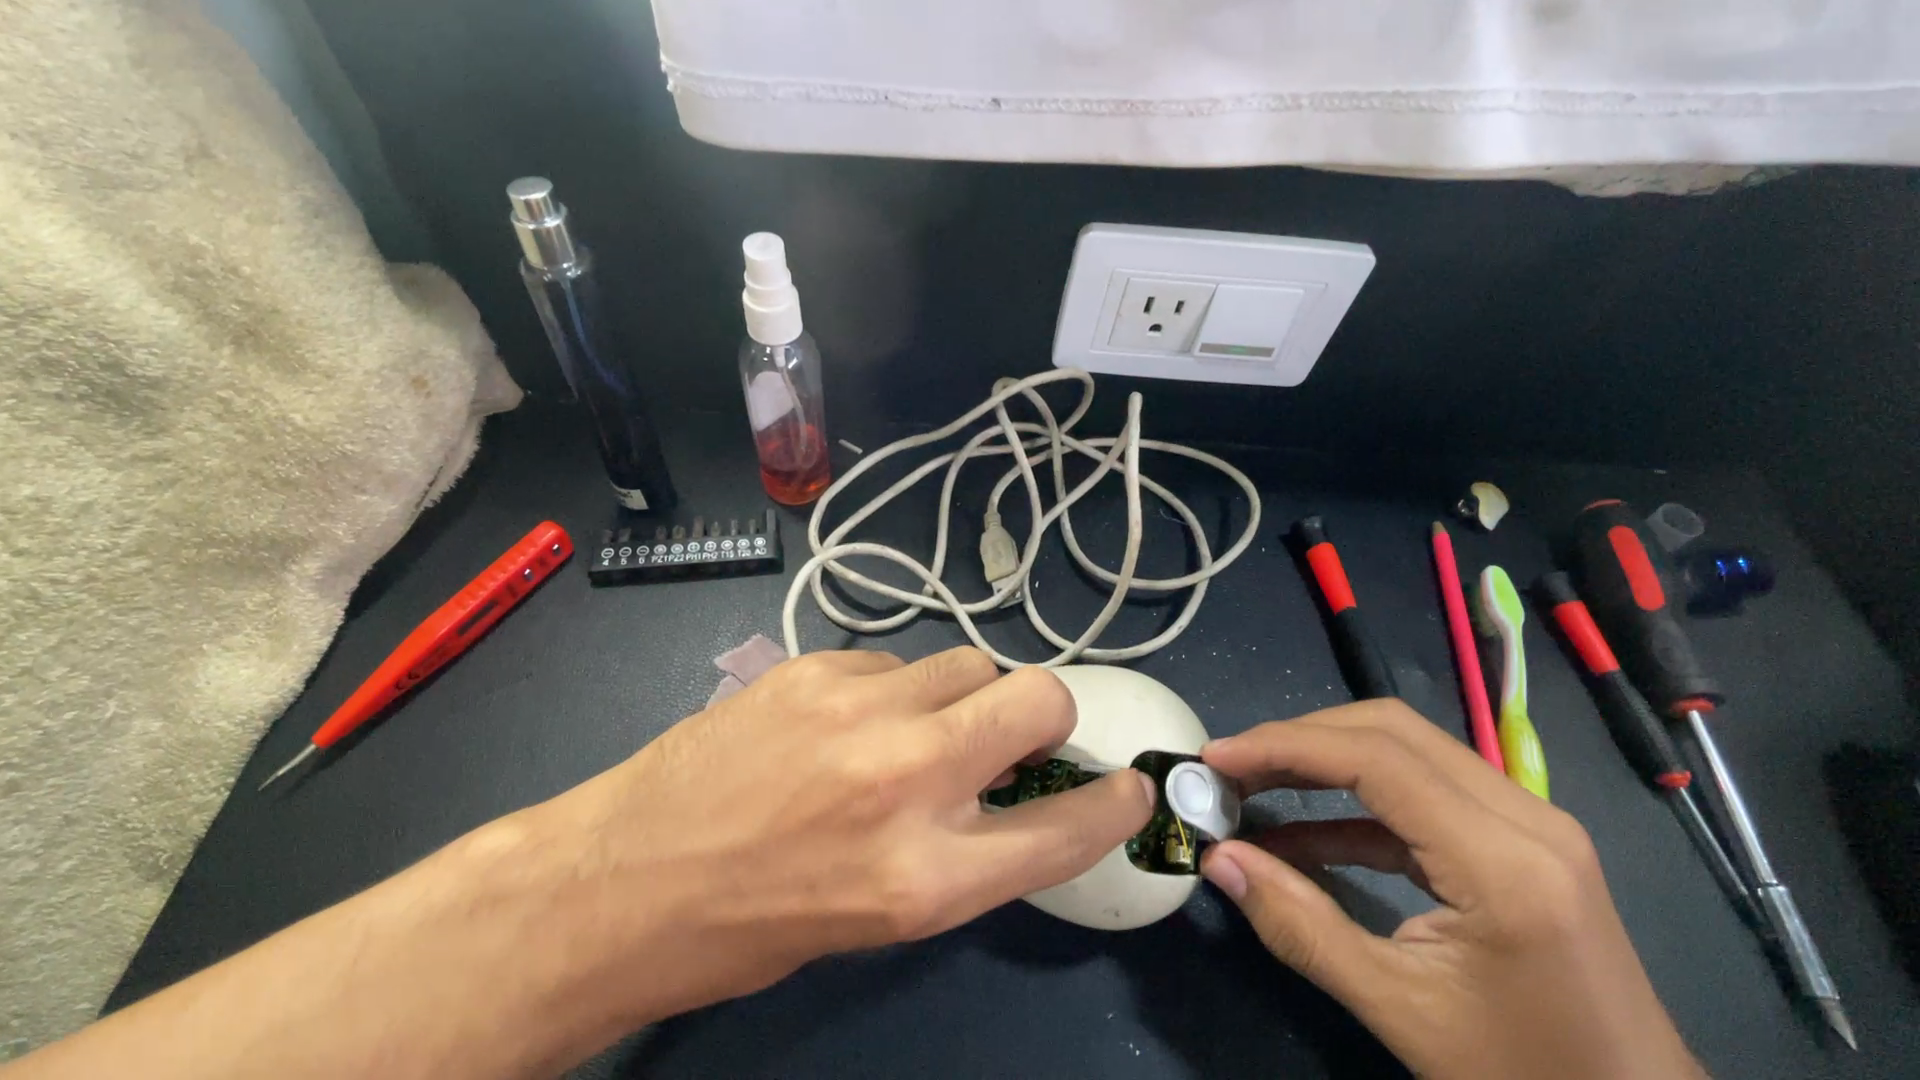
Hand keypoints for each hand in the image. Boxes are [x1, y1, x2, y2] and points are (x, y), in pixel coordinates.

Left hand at [531, 647, 1154, 1024]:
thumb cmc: (749, 926)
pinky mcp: (814, 668)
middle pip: (1038, 698)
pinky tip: (850, 718)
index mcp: (927, 875)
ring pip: (968, 663)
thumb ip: (953, 853)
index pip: (1065, 829)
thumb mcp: (875, 919)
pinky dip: (895, 687)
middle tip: (1017, 738)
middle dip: (1048, 715)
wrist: (619, 878)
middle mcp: (908, 778)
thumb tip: (998, 796)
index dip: (1112, 806)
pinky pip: (894, 661)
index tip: (1126, 788)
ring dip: (965, 695)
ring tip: (922, 725)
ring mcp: (860, 709)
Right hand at [1199, 701, 1702, 1079]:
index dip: (1284, 746)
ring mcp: (1529, 823)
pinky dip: (1355, 801)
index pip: (1377, 759)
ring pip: (1407, 751)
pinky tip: (1301, 834)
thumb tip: (1220, 861)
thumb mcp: (1399, 1010)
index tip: (1214, 758)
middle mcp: (1525, 817)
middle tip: (1229, 768)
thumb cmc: (1521, 1073)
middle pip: (1391, 732)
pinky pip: (1423, 794)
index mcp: (1502, 860)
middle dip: (1298, 740)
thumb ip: (1301, 928)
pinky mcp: (1518, 841)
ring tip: (1252, 788)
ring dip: (1323, 761)